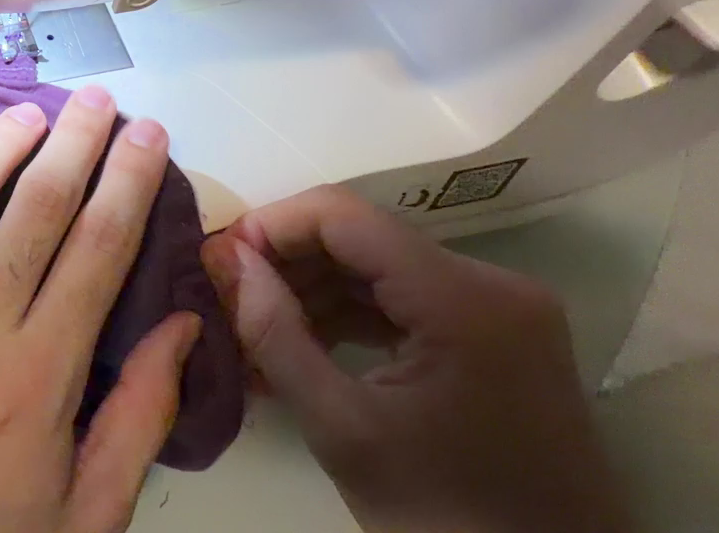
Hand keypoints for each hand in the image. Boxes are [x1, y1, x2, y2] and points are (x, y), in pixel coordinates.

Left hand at [0, 86, 201, 532]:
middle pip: (35, 209)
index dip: (131, 182)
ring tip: (31, 114)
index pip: (99, 250)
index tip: (150, 135)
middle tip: (98, 100)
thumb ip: (139, 413)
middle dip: (75, 144)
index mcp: (42, 372)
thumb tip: (181, 325)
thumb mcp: (89, 507)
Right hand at [200, 186, 633, 532]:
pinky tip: (300, 342)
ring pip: (378, 266)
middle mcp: (491, 284)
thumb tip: (222, 255)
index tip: (218, 259)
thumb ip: (273, 332)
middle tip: (227, 296)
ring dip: (311, 289)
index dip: (271, 224)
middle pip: (361, 238)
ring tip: (252, 326)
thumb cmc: (445, 515)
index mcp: (463, 299)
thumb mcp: (341, 427)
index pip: (344, 216)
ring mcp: (499, 309)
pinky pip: (404, 299)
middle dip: (286, 261)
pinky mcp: (495, 335)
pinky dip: (349, 314)